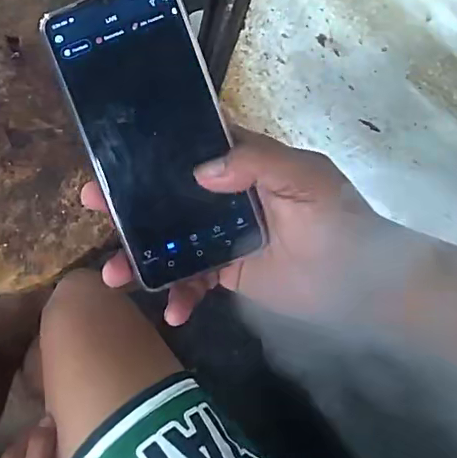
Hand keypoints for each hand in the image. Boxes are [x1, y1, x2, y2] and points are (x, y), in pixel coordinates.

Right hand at [79, 130, 393, 325]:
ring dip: (141, 256)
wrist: (364, 284)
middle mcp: (229, 195)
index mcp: (247, 164)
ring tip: (113, 276)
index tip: (113, 151)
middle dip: (131, 200)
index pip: (195, 146)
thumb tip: (201, 169)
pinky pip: (194, 281)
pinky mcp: (231, 272)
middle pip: (171, 193)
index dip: (156, 147)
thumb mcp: (307, 179)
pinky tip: (173, 311)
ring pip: (173, 240)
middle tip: (92, 204)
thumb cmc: (340, 222)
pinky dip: (180, 296)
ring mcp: (226, 236)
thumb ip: (259, 163)